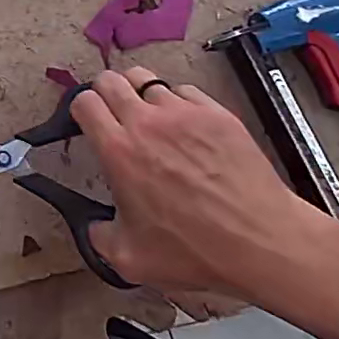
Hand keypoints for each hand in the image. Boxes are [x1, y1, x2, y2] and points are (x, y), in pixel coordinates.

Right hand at [69, 67, 337, 295]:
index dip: (80, 108)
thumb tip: (95, 226)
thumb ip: (100, 236)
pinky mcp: (214, 111)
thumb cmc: (198, 250)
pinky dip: (177, 101)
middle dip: (104, 91)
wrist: (258, 238)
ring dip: (140, 93)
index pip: (85, 103)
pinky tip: (184, 125)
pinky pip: (185, 90)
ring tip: (148, 115)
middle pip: (111, 79)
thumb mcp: (131, 259)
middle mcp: (148, 123)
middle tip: (110, 110)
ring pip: (148, 79)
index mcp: (120, 153)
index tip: (85, 119)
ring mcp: (184, 112)